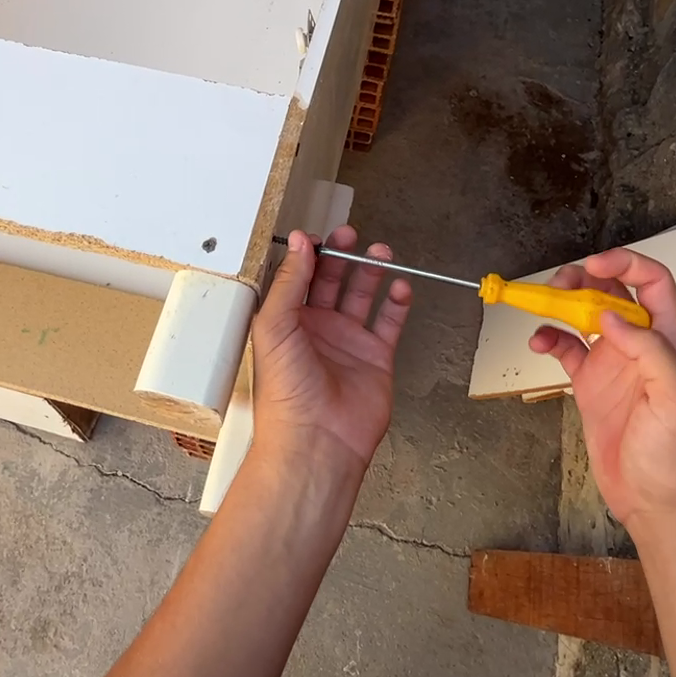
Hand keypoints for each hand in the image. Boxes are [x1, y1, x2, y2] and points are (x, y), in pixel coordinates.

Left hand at [250, 228, 412, 469]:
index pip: (298, 277)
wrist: (316, 441)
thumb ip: (289, 281)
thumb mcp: (275, 326)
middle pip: (331, 280)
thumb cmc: (286, 393)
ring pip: (362, 295)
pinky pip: (389, 322)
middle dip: (340, 255)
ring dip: (371, 271)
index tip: (316, 235)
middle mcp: (316, 328)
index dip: (307, 254)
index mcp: (287, 321)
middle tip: (349, 234)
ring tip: (380, 251)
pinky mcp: (375, 357)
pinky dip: (397, 302)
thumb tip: (298, 242)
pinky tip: (400, 286)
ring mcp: (347, 341)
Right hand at [528, 249, 675, 537]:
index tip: (593, 264)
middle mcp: (641, 345)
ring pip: (584, 314)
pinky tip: (539, 343)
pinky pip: (566, 347)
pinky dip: (549, 338)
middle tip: (559, 286)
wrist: (660, 506)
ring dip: (561, 303)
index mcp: (670, 341)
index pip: (653, 283)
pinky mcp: (591, 384)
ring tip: (542, 305)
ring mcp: (614, 363)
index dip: (626, 263)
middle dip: (583, 278)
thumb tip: (611, 315)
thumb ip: (651, 351)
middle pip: (611, 291)